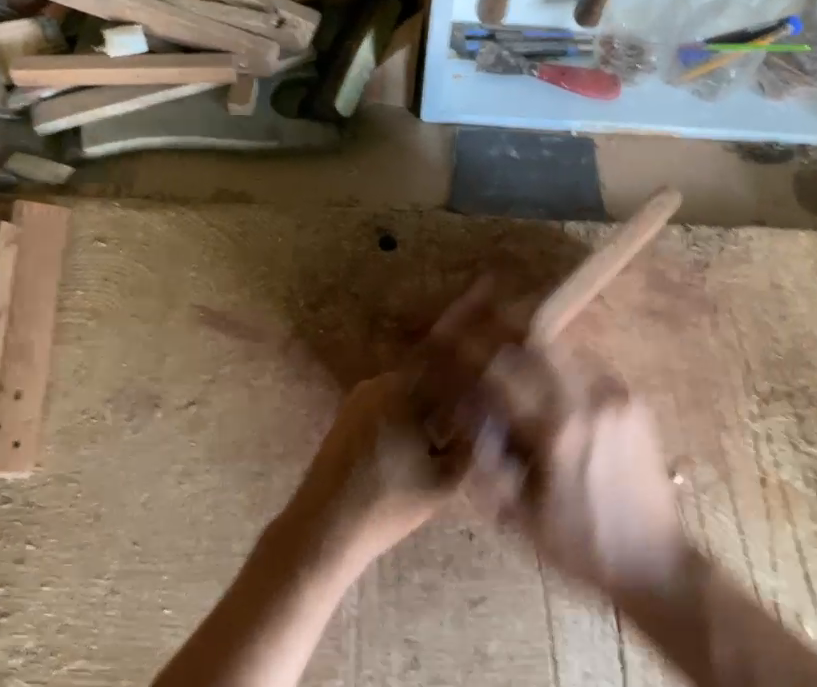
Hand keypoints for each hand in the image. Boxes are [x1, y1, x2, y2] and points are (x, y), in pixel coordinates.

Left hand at [280, 280, 519, 567]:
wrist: (320, 531)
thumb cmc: (386, 505)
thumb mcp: (445, 477)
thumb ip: (473, 439)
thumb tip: (495, 412)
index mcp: (402, 390)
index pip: (447, 350)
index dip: (471, 319)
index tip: (489, 286)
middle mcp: (379, 383)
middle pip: (431, 368)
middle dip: (459, 370)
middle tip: (484, 378)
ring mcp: (360, 399)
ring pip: (412, 389)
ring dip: (436, 399)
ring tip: (460, 422)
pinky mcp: (349, 418)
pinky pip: (393, 404)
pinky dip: (415, 413)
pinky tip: (428, 439)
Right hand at [473, 345, 693, 605]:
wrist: (655, 562)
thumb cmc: (582, 546)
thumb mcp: (522, 518)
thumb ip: (489, 466)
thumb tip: (468, 419)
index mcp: (556, 432)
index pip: (500, 379)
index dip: (472, 368)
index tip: (455, 365)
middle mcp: (588, 403)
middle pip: (534, 349)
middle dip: (503, 350)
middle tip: (485, 357)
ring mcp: (616, 399)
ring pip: (565, 351)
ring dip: (536, 356)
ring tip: (519, 371)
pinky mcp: (635, 403)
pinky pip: (591, 369)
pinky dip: (567, 370)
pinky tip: (558, 391)